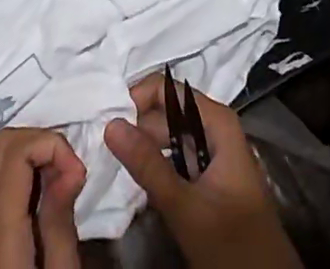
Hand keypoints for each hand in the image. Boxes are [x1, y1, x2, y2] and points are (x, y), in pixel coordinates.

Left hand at [0, 128, 85, 268]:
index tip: (78, 175)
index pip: (15, 151)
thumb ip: (60, 220)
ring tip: (54, 186)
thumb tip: (70, 168)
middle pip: (1, 145)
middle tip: (69, 175)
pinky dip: (9, 173)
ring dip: (27, 155)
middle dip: (42, 143)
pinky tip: (30, 201)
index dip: (52, 145)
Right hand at [105, 74, 300, 268]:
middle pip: (165, 111)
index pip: (166, 89)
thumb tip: (111, 124)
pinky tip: (134, 177)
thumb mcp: (183, 204)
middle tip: (100, 148)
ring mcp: (210, 149)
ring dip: (141, 145)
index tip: (105, 123)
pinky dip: (153, 161)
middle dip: (134, 125)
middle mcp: (214, 126)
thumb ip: (147, 164)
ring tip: (110, 161)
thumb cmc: (229, 239)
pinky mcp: (205, 173)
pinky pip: (173, 154)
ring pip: (167, 134)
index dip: (135, 99)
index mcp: (216, 121)